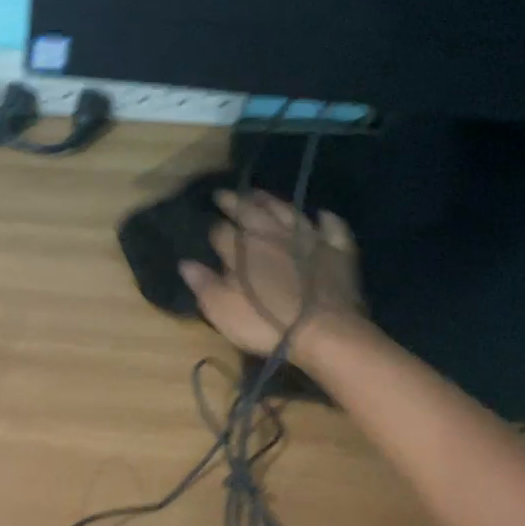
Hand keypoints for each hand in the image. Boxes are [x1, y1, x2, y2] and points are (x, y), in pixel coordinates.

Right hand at [178, 189, 365, 359]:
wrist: (324, 331)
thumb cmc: (265, 322)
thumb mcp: (221, 309)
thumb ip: (203, 283)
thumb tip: (186, 263)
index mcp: (243, 249)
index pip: (221, 231)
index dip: (212, 227)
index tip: (205, 222)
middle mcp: (274, 235)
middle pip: (252, 212)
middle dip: (235, 202)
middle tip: (224, 193)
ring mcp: (310, 240)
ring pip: (289, 212)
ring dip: (273, 202)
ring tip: (260, 194)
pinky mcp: (338, 251)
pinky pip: (332, 228)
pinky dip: (325, 220)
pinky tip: (320, 214)